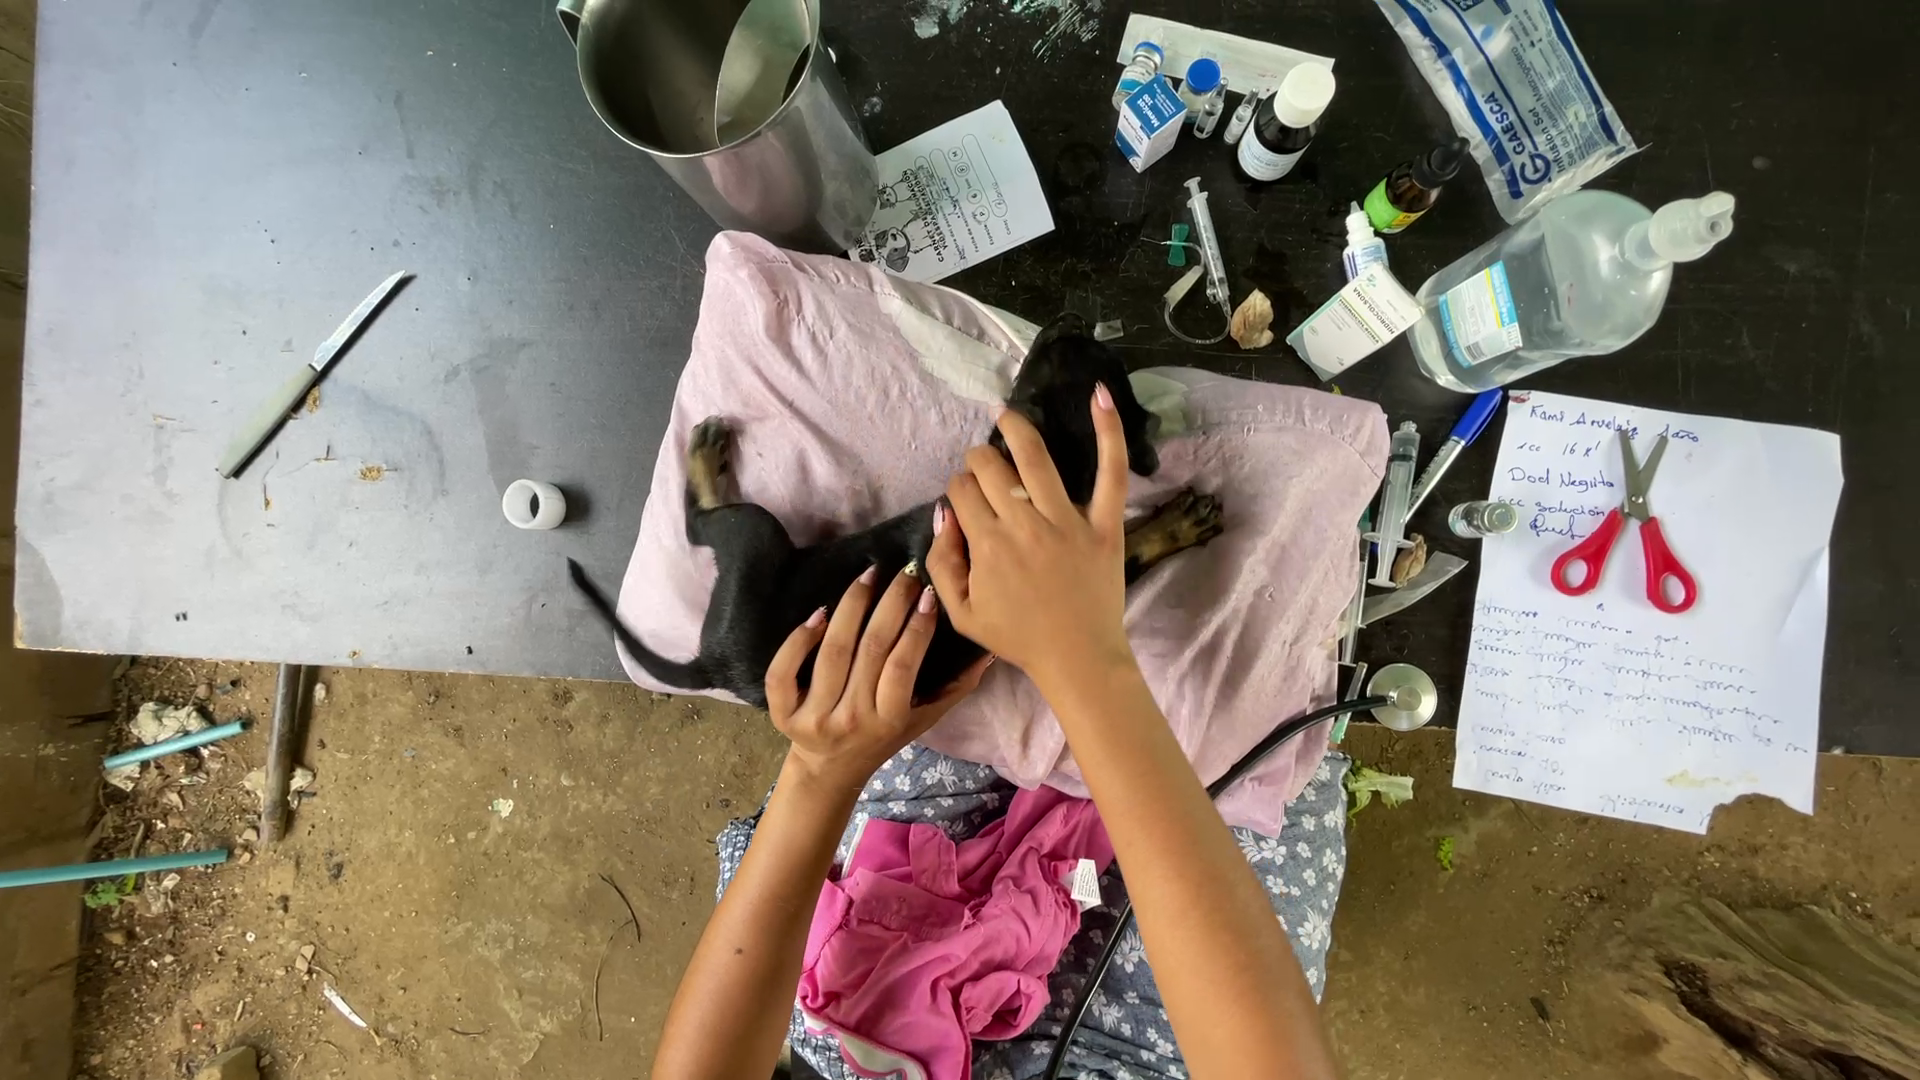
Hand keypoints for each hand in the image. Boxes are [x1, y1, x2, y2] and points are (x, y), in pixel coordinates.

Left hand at [766, 566, 989, 794]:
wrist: (831, 768)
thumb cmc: (885, 735)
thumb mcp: (925, 718)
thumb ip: (956, 687)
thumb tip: (987, 649)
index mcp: (889, 720)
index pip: (902, 667)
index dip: (916, 628)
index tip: (928, 593)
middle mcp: (851, 719)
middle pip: (870, 651)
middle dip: (890, 604)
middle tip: (904, 572)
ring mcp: (814, 717)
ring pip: (832, 652)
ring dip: (851, 607)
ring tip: (869, 576)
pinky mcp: (782, 714)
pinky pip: (784, 672)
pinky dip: (798, 639)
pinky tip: (820, 611)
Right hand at [926, 384, 1137, 695]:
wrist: (1077, 658)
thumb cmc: (1018, 638)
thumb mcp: (961, 613)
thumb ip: (942, 563)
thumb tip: (943, 513)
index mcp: (987, 544)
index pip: (962, 492)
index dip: (958, 488)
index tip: (965, 499)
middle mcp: (1023, 523)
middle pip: (990, 469)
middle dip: (977, 460)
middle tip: (981, 467)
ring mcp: (1067, 520)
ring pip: (1035, 458)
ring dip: (1015, 429)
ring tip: (1004, 416)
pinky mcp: (1104, 523)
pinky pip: (1111, 473)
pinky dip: (1108, 433)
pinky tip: (1100, 396)